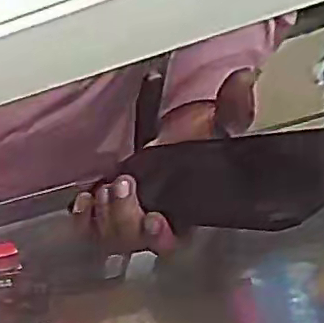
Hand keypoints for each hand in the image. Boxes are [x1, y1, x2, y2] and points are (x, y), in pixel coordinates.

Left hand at [70, 67, 260, 250]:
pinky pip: (87, 232)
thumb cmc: (196, 145)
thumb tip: (241, 79)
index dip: (160, 237)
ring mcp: (125, 230)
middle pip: (133, 242)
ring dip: (105, 214)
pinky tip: (84, 200)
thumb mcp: (218, 129)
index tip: (154, 219)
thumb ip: (232, 111)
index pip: (172, 243)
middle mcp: (153, 232)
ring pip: (108, 239)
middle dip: (124, 215)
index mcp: (187, 221)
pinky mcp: (101, 223)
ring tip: (107, 187)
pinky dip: (82, 217)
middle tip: (123, 184)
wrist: (170, 144)